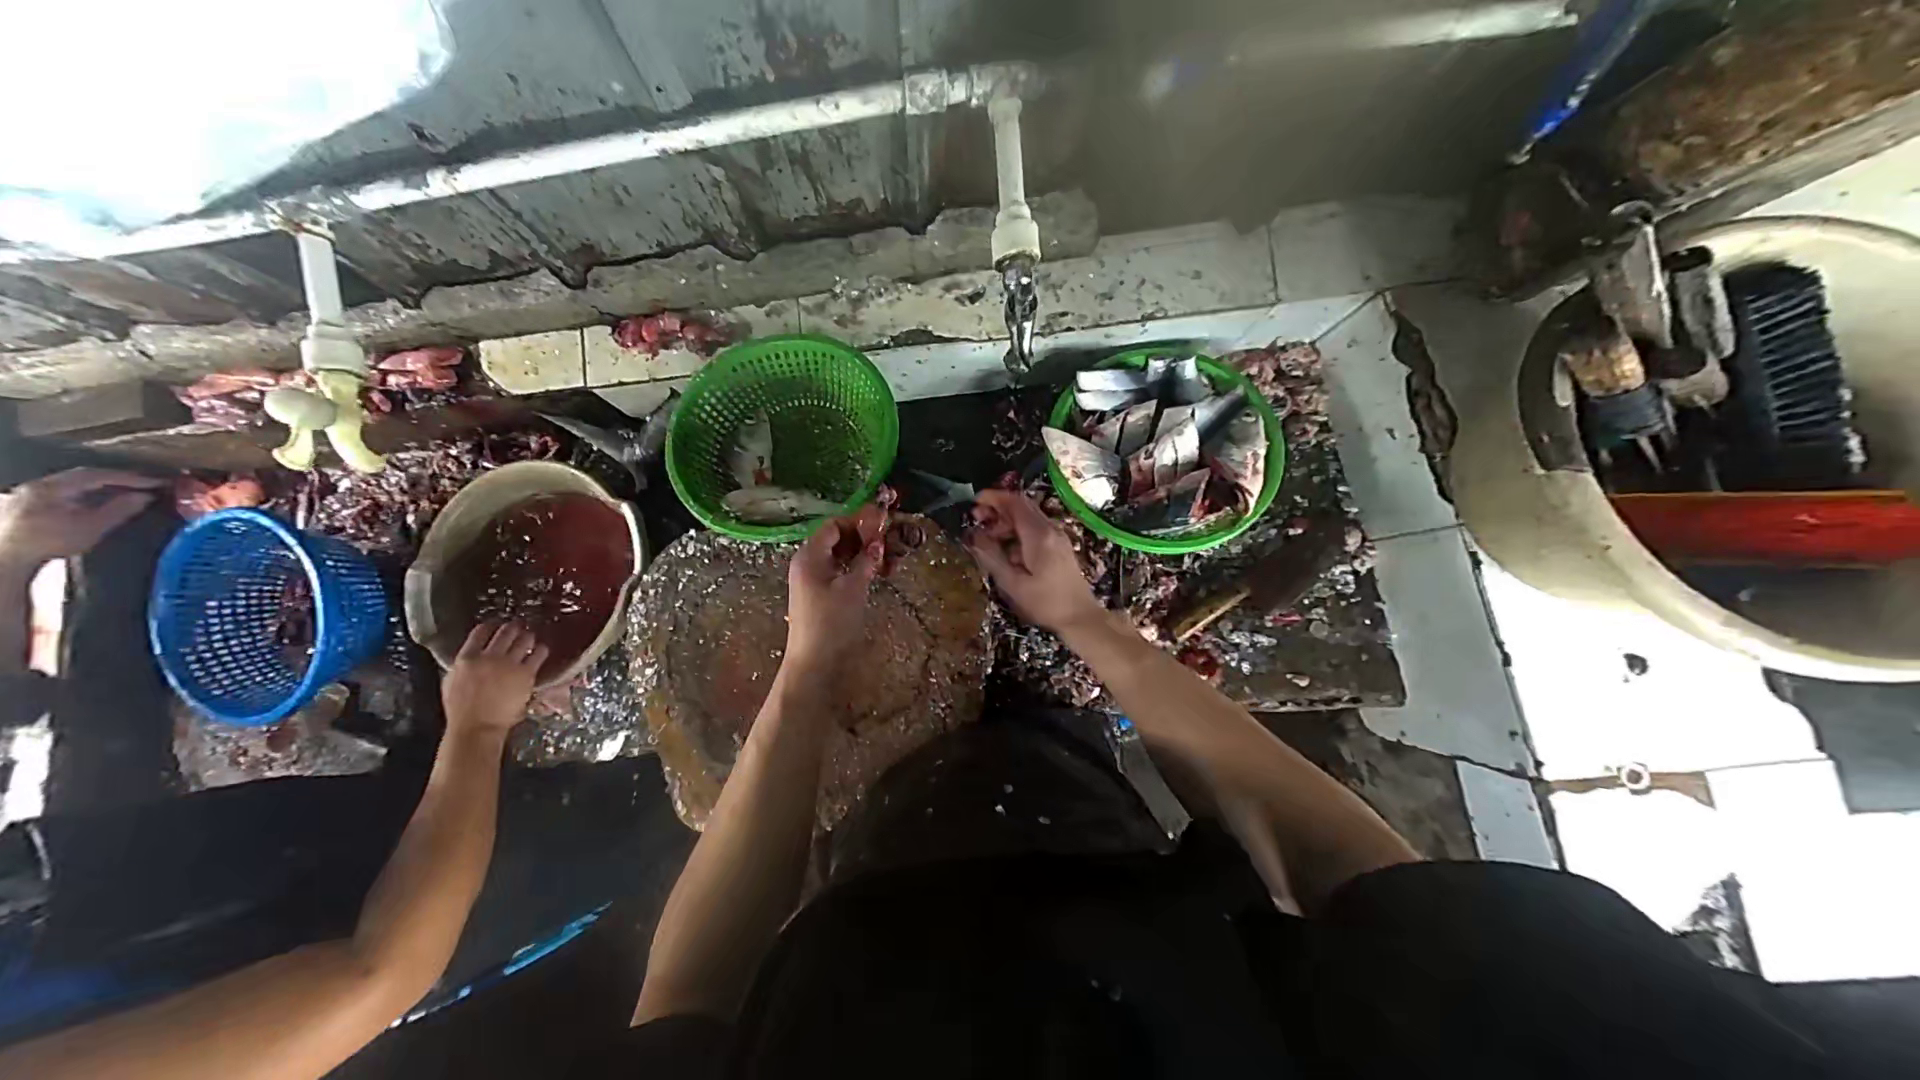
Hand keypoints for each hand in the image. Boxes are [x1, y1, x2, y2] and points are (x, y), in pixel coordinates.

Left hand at [0, 468, 161, 568]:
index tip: (158, 482)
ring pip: (74, 481)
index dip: (131, 477)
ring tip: (128, 488)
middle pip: (84, 475)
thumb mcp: (93, 526)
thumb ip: (121, 509)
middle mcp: (39, 484)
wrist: (9, 558)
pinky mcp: (27, 501)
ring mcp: (30, 492)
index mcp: (53, 486)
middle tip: (146, 483)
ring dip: (103, 483)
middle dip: (118, 478)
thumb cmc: (51, 542)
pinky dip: (88, 489)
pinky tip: (99, 496)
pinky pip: (65, 488)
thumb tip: (146, 496)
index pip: (99, 475)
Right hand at [440, 622, 548, 739]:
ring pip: (525, 639)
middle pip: (506, 631)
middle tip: (518, 628)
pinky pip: (539, 653)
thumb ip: (464, 663)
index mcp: (466, 658)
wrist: (477, 726)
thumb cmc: (461, 709)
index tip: (496, 625)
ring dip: (528, 636)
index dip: (491, 626)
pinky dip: (541, 649)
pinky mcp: (526, 673)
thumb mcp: (452, 680)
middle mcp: (489, 657)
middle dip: (514, 627)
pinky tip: (540, 650)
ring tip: (529, 638)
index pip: (481, 631)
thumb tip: (474, 653)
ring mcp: (509, 664)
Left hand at [784, 506, 881, 674]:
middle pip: (838, 538)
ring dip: (866, 554)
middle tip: (893, 543)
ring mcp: (814, 579)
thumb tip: (878, 540)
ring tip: (892, 561)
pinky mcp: (821, 594)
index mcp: (810, 555)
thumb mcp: (853, 588)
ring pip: (842, 555)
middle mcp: (809, 562)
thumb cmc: (832, 622)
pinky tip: (880, 574)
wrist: (814, 663)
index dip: (858, 522)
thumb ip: (866, 560)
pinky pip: (841, 571)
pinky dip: (859, 569)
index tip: (884, 525)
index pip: (834, 524)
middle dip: (866, 538)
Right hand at [964, 490, 1103, 634]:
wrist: (1080, 618)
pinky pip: (1035, 530)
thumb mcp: (1012, 583)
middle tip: (977, 520)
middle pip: (1021, 506)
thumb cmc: (1045, 603)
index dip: (993, 497)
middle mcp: (1050, 529)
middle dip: (997, 509)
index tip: (973, 502)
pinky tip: (1007, 553)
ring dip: (1006, 523)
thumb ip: (991, 556)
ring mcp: (1057, 537)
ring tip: (988, 539)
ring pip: (1028, 518)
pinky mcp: (1059, 546)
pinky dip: (1017, 533)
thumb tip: (973, 535)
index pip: (1014, 502)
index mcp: (1038, 535)